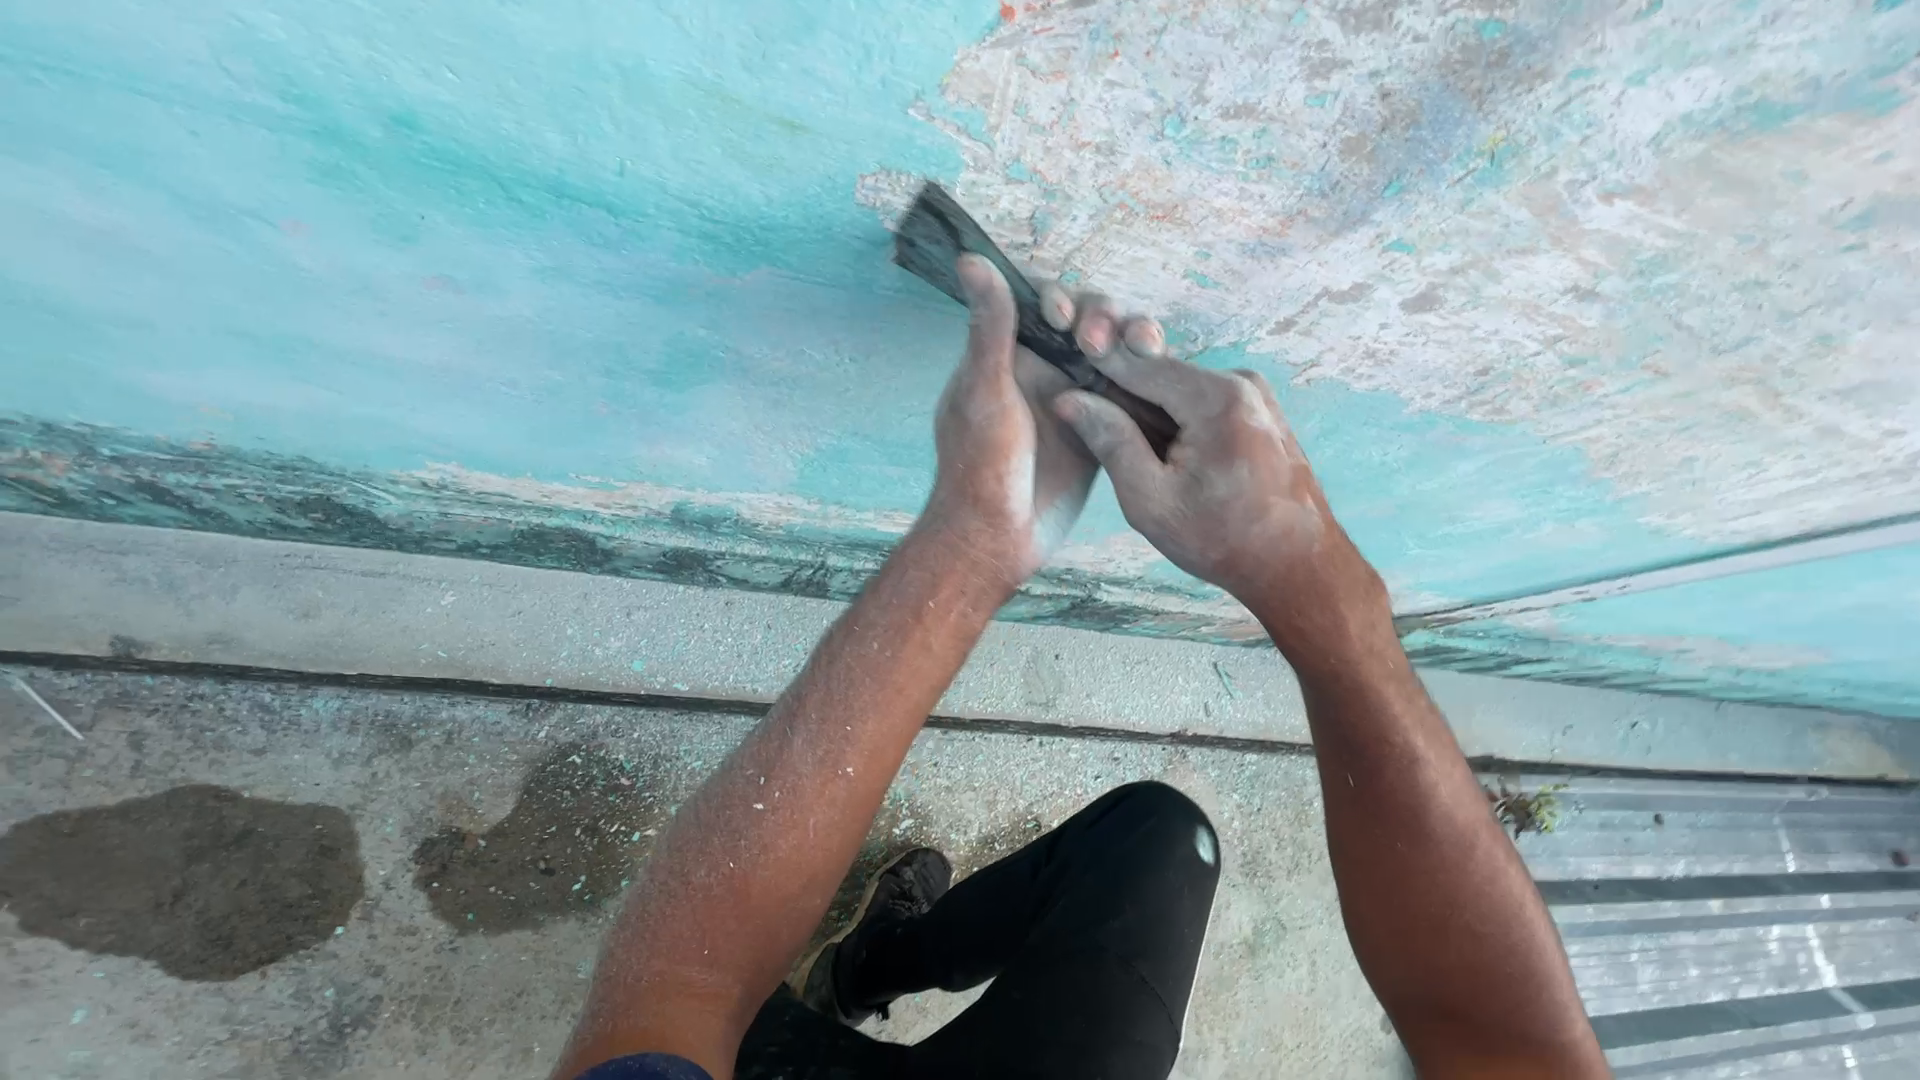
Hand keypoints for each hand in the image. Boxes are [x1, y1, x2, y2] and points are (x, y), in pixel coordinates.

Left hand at [920, 254, 1114, 589]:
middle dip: (1104, 317)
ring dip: (1132, 342)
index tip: (1063, 320)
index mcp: (1009, 355)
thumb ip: (990, 326)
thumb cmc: (980, 463)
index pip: (1040, 304)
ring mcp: (1074, 399)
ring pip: (1113, 354)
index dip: (1059, 299)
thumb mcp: (984, 389)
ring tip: (1147, 347)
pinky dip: (1147, 379)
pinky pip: (1129, 392)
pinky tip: (1164, 373)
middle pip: (1086, 322)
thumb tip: (971, 259)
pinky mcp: (1100, 428)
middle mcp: (1043, 371)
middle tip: (1103, 342)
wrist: (1000, 535)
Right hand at [1051, 338, 1385, 654]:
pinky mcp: (1258, 411)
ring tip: (1133, 454)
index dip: (1095, 363)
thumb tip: (1069, 400)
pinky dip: (1174, 422)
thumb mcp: (1149, 498)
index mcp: (1217, 397)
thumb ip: (1110, 441)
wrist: (1297, 565)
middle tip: (1089, 421)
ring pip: (1177, 389)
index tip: (1061, 360)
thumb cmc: (1221, 540)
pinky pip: (1199, 403)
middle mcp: (1241, 381)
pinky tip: (1165, 458)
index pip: (1138, 362)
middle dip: (1122, 396)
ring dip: (1148, 414)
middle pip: (1159, 373)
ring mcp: (1255, 394)